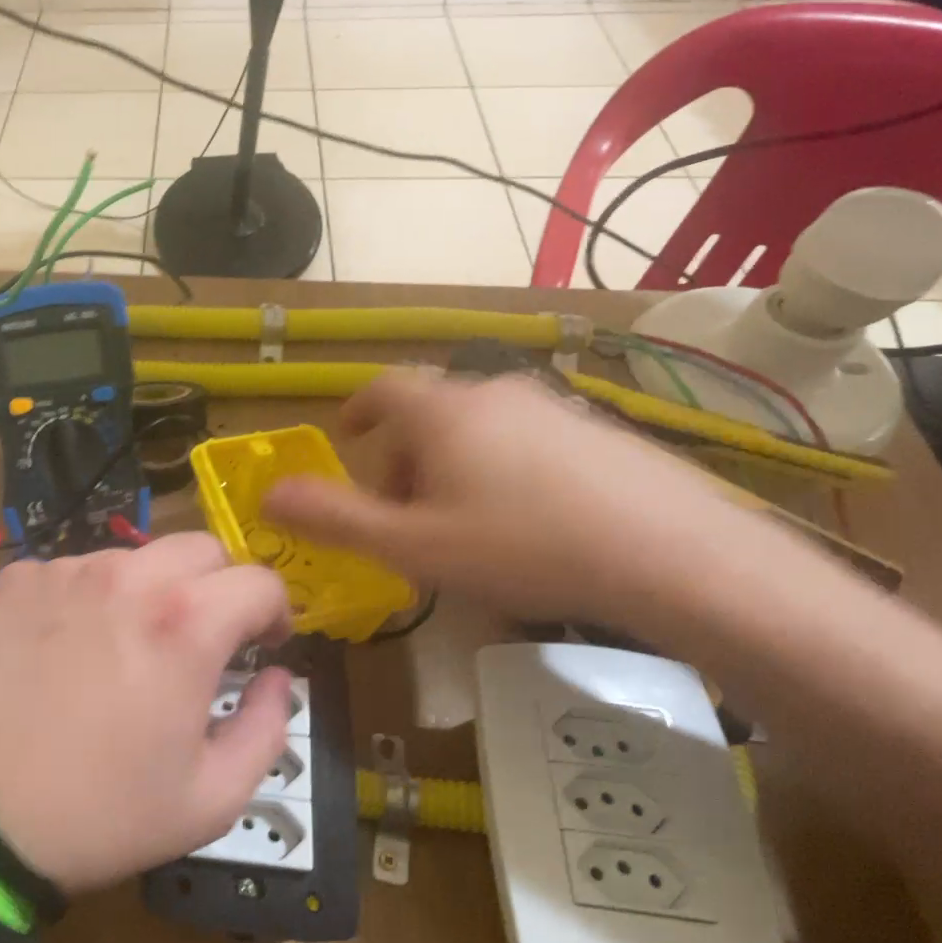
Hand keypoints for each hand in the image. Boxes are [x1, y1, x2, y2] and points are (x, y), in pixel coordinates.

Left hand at [0, 533, 292, 893]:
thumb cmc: (99, 814)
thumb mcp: (211, 799)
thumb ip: (266, 727)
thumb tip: (275, 678)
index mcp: (184, 623)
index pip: (259, 579)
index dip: (275, 612)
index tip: (263, 645)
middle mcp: (126, 576)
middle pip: (201, 549)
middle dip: (218, 588)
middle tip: (202, 642)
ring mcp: (64, 572)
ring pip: (134, 557)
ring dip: (151, 591)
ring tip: (126, 649)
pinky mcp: (15, 581)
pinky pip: (74, 571)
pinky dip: (89, 599)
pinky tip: (68, 650)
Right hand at [261, 372, 750, 628]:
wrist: (672, 554)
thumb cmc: (522, 548)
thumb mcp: (413, 546)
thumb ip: (335, 519)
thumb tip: (269, 497)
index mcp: (442, 412)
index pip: (382, 388)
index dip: (357, 410)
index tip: (348, 438)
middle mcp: (494, 393)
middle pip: (429, 412)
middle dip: (403, 456)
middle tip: (403, 514)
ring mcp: (554, 407)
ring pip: (479, 427)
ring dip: (453, 465)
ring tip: (462, 526)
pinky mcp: (598, 430)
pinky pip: (527, 440)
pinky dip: (504, 469)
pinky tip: (527, 524)